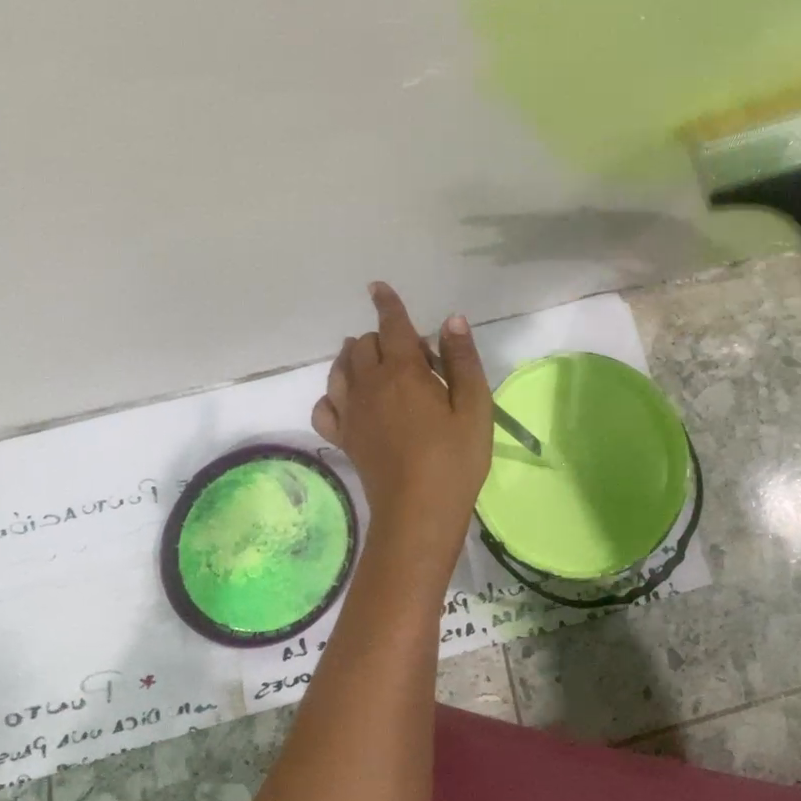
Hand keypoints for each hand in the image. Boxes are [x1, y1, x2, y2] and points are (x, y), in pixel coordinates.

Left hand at [310, 282, 493, 574]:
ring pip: (340, 369)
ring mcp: (352, 412)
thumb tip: (451, 320)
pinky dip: (334, 394)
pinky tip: (348, 399)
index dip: (387, 304)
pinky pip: (326, 405)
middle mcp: (370, 385)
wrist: (418, 513)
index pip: (392, 326)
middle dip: (382, 337)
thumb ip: (462, 360)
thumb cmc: (455, 459)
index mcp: (404, 372)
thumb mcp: (474, 407)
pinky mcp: (344, 438)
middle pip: (363, 345)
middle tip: (415, 357)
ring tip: (371, 361)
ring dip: (353, 357)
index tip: (377, 287)